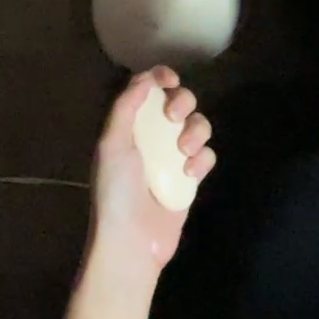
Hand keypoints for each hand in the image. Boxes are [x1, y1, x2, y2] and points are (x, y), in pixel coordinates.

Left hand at [88, 67, 215, 280]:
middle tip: (173, 118)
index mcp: (128, 126)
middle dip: (182, 102)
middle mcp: (151, 137)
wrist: (132, 241)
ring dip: (195, 132)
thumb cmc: (116, 191)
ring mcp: (173, 157)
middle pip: (178, 101)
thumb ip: (126, 106)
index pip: (146, 89)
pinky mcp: (190, 177)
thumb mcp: (112, 144)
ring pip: (198, 125)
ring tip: (183, 152)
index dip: (159, 77)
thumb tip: (146, 77)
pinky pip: (207, 155)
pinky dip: (202, 160)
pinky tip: (190, 174)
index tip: (171, 79)